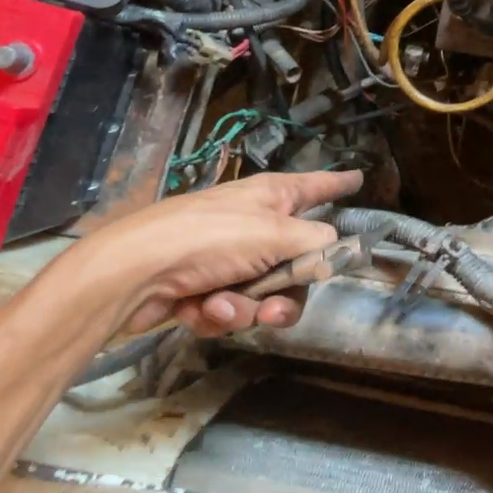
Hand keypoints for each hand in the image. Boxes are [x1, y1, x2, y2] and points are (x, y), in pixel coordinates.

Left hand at [77, 170, 363, 336]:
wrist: (132, 275)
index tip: (359, 179)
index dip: (339, 184)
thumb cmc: (208, 239)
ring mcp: (229, 258)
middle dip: (287, 292)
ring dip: (246, 307)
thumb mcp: (274, 234)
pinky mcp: (205, 289)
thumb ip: (314, 243)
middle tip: (277, 307)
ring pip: (266, 294)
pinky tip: (196, 309)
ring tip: (220, 305)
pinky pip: (234, 309)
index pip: (317, 186)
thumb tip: (332, 248)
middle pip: (297, 262)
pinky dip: (217, 314)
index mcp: (273, 197)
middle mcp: (255, 224)